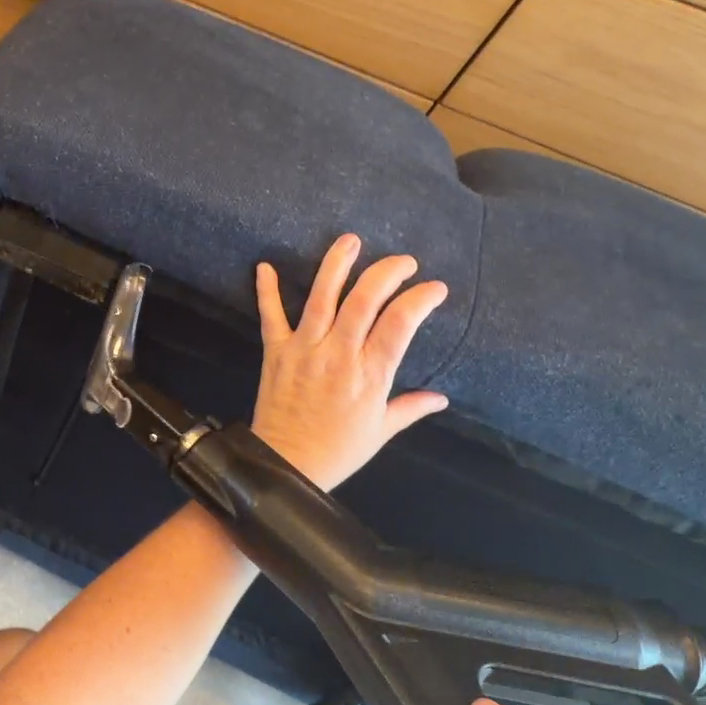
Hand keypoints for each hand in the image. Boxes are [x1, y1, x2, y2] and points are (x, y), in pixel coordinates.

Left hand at [250, 233, 448, 489]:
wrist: (285, 464)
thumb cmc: (338, 450)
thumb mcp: (381, 431)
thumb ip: (410, 408)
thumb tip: (441, 399)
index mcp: (370, 375)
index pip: (400, 325)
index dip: (420, 300)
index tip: (435, 288)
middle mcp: (338, 355)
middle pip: (364, 302)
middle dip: (385, 273)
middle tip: (402, 260)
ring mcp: (304, 350)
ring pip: (321, 298)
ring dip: (335, 265)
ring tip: (349, 240)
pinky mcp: (276, 352)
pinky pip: (270, 316)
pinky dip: (266, 291)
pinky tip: (264, 266)